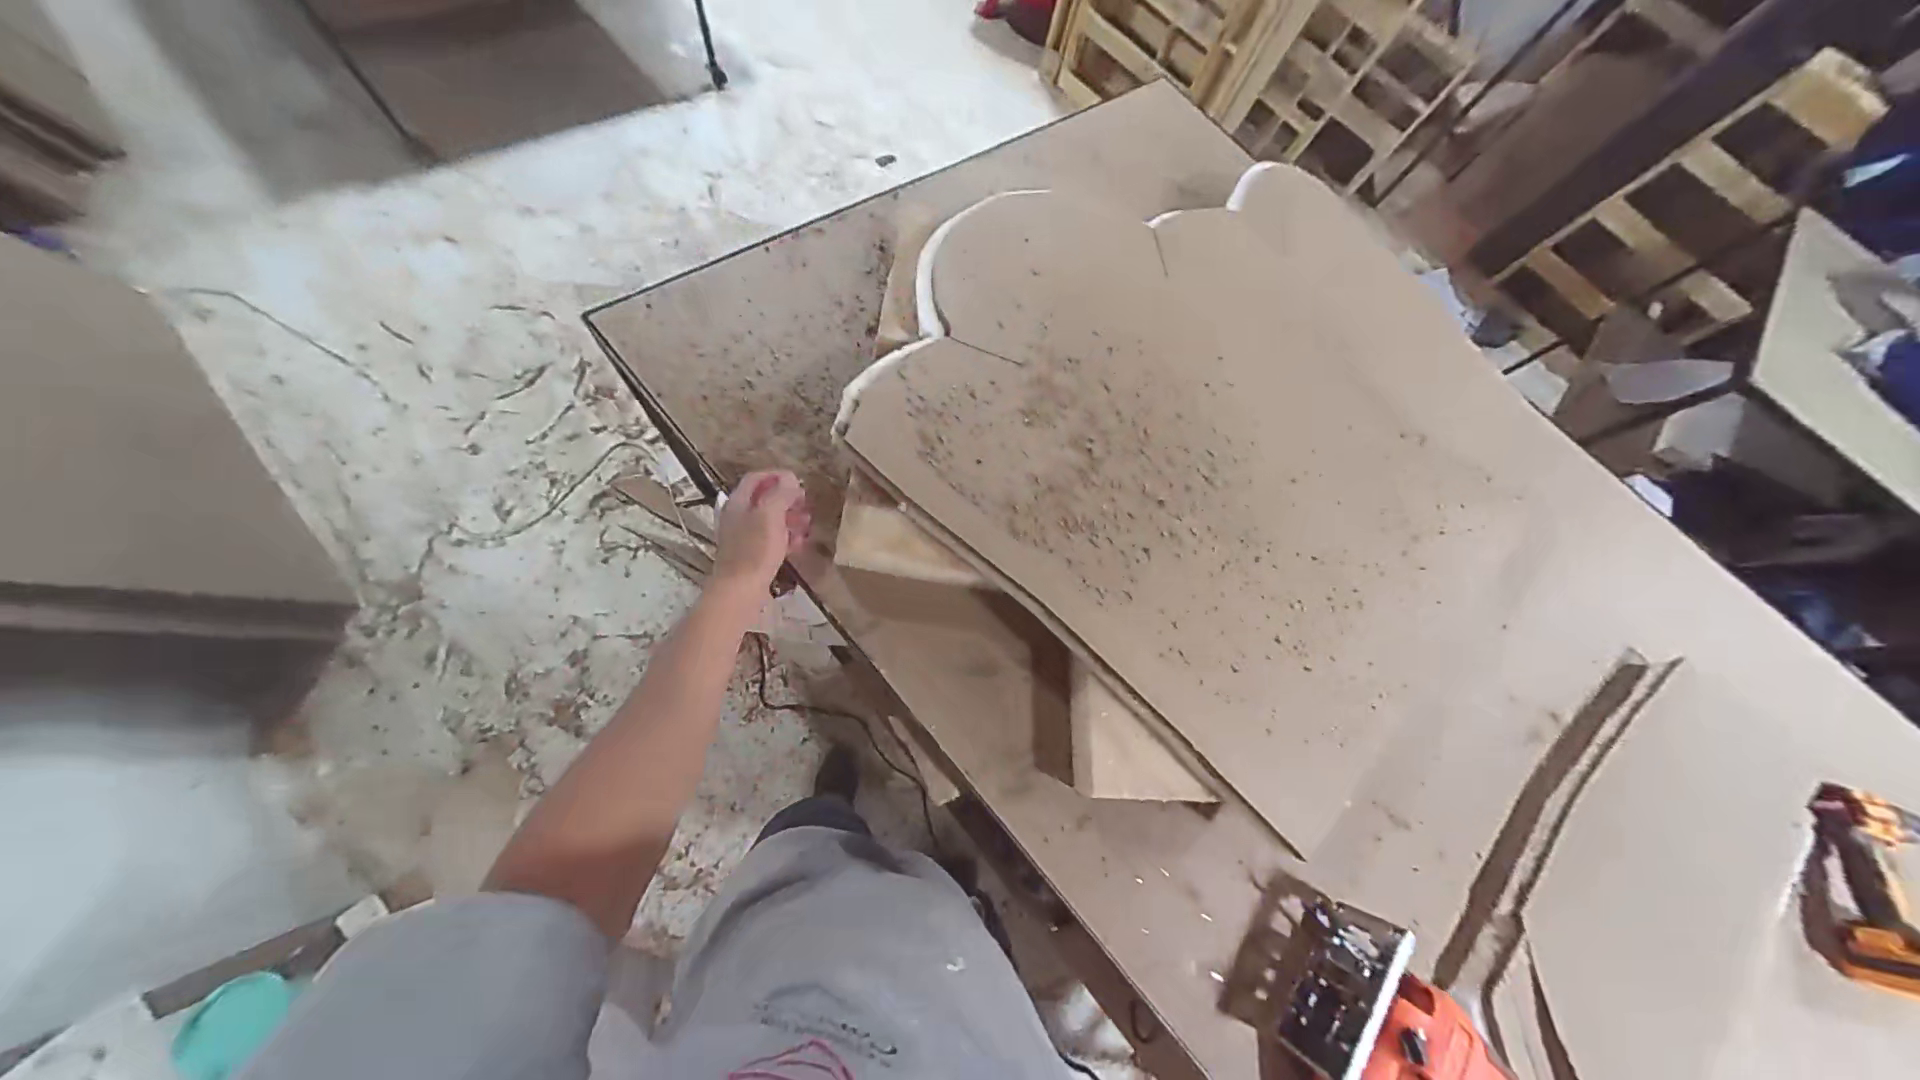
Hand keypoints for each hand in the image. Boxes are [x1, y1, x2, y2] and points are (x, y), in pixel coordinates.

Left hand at [712, 470, 810, 590]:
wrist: (740, 591)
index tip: (798, 481)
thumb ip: (781, 493)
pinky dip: (786, 536)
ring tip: (807, 523)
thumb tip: (790, 479)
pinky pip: (771, 539)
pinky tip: (799, 543)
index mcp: (738, 502)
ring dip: (790, 517)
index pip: (755, 478)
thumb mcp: (770, 515)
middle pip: (764, 498)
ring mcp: (744, 537)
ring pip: (770, 519)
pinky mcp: (752, 555)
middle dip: (787, 498)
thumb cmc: (755, 550)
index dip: (776, 475)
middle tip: (806, 503)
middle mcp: (738, 516)